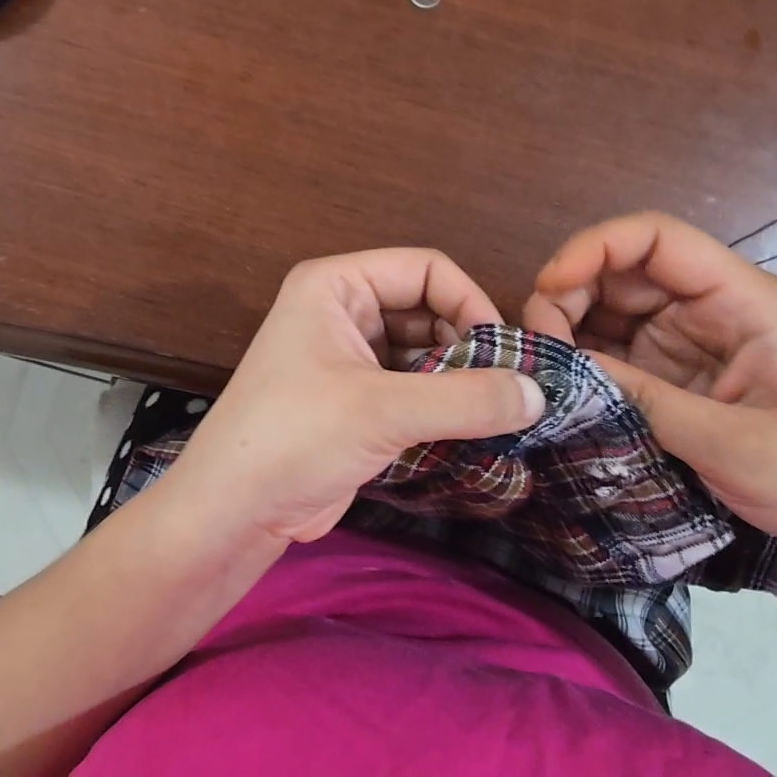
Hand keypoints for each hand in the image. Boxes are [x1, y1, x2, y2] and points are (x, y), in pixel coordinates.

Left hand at [163, 249, 544, 544]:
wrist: (235, 509)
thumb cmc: (295, 437)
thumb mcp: (382, 410)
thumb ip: (467, 399)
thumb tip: (541, 394)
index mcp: (335, 286)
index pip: (424, 268)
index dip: (469, 301)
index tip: (505, 353)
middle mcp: (340, 311)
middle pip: (426, 308)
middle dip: (468, 344)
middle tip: (509, 389)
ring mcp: (346, 357)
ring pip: (422, 351)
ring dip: (459, 378)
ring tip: (497, 413)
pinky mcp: (353, 401)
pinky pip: (411, 387)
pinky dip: (442, 404)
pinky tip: (472, 430)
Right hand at [521, 212, 776, 556]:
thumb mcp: (738, 445)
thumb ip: (646, 402)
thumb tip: (560, 370)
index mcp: (743, 301)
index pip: (658, 238)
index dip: (595, 248)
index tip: (549, 287)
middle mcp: (708, 308)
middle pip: (619, 271)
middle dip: (568, 296)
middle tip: (539, 348)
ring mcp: (686, 341)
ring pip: (605, 309)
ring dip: (567, 329)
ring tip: (544, 370)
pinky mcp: (671, 374)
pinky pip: (610, 350)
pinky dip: (579, 361)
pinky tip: (559, 385)